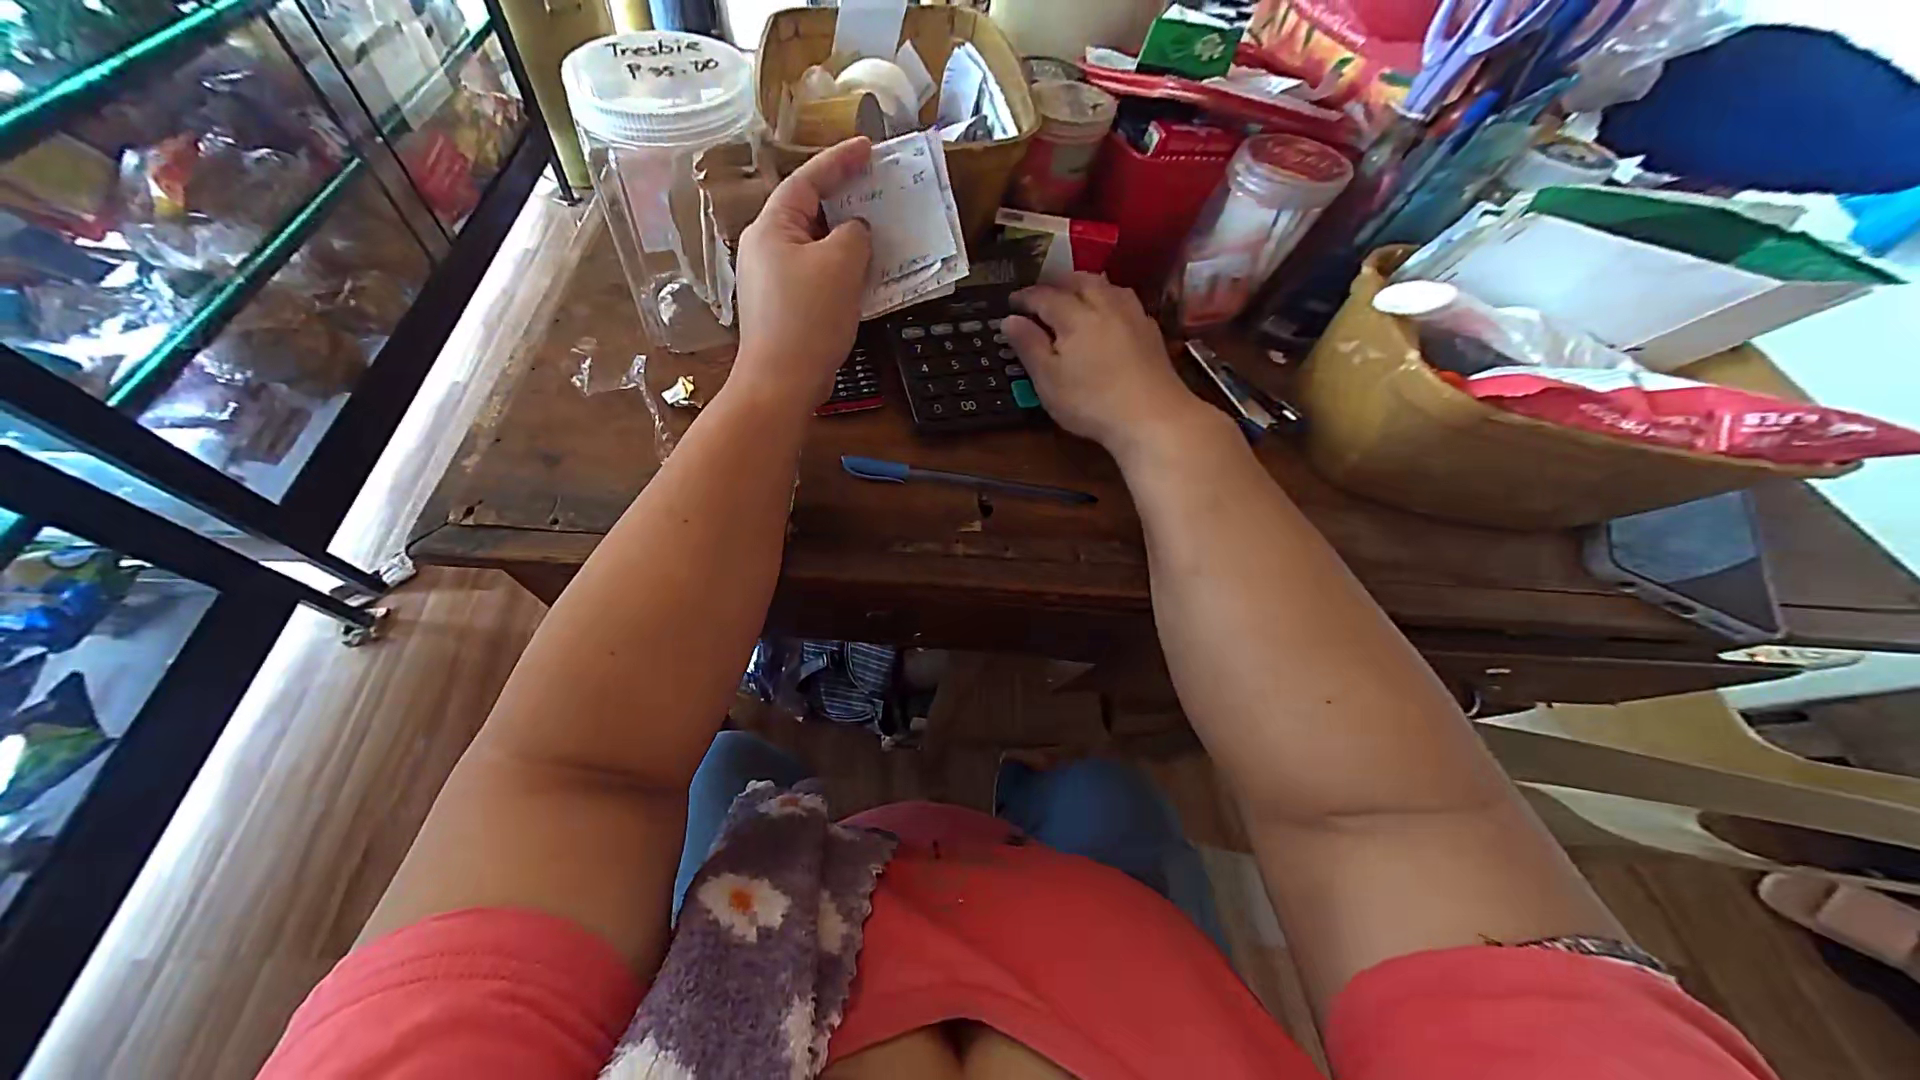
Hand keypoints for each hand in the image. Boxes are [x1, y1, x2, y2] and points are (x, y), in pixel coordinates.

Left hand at [732, 137, 871, 407]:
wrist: (782, 382)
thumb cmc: (808, 318)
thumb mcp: (840, 265)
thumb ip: (854, 235)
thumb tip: (855, 232)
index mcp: (771, 228)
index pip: (806, 180)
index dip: (839, 161)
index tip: (868, 148)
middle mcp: (766, 249)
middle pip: (809, 213)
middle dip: (845, 202)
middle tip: (878, 191)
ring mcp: (774, 281)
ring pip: (817, 247)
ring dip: (848, 241)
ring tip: (880, 234)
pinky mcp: (785, 308)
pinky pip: (818, 277)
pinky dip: (843, 271)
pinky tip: (866, 277)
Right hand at [1004, 273, 1209, 453]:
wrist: (1152, 418)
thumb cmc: (1091, 402)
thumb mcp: (1048, 380)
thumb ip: (1028, 345)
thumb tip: (1010, 320)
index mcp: (1075, 315)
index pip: (1044, 296)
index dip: (1025, 298)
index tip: (1012, 303)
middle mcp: (1105, 305)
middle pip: (1079, 281)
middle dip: (1057, 283)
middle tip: (1042, 294)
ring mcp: (1132, 315)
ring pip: (1106, 286)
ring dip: (1086, 286)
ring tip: (1074, 296)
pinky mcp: (1150, 331)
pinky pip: (1125, 302)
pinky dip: (1109, 300)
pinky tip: (1107, 315)